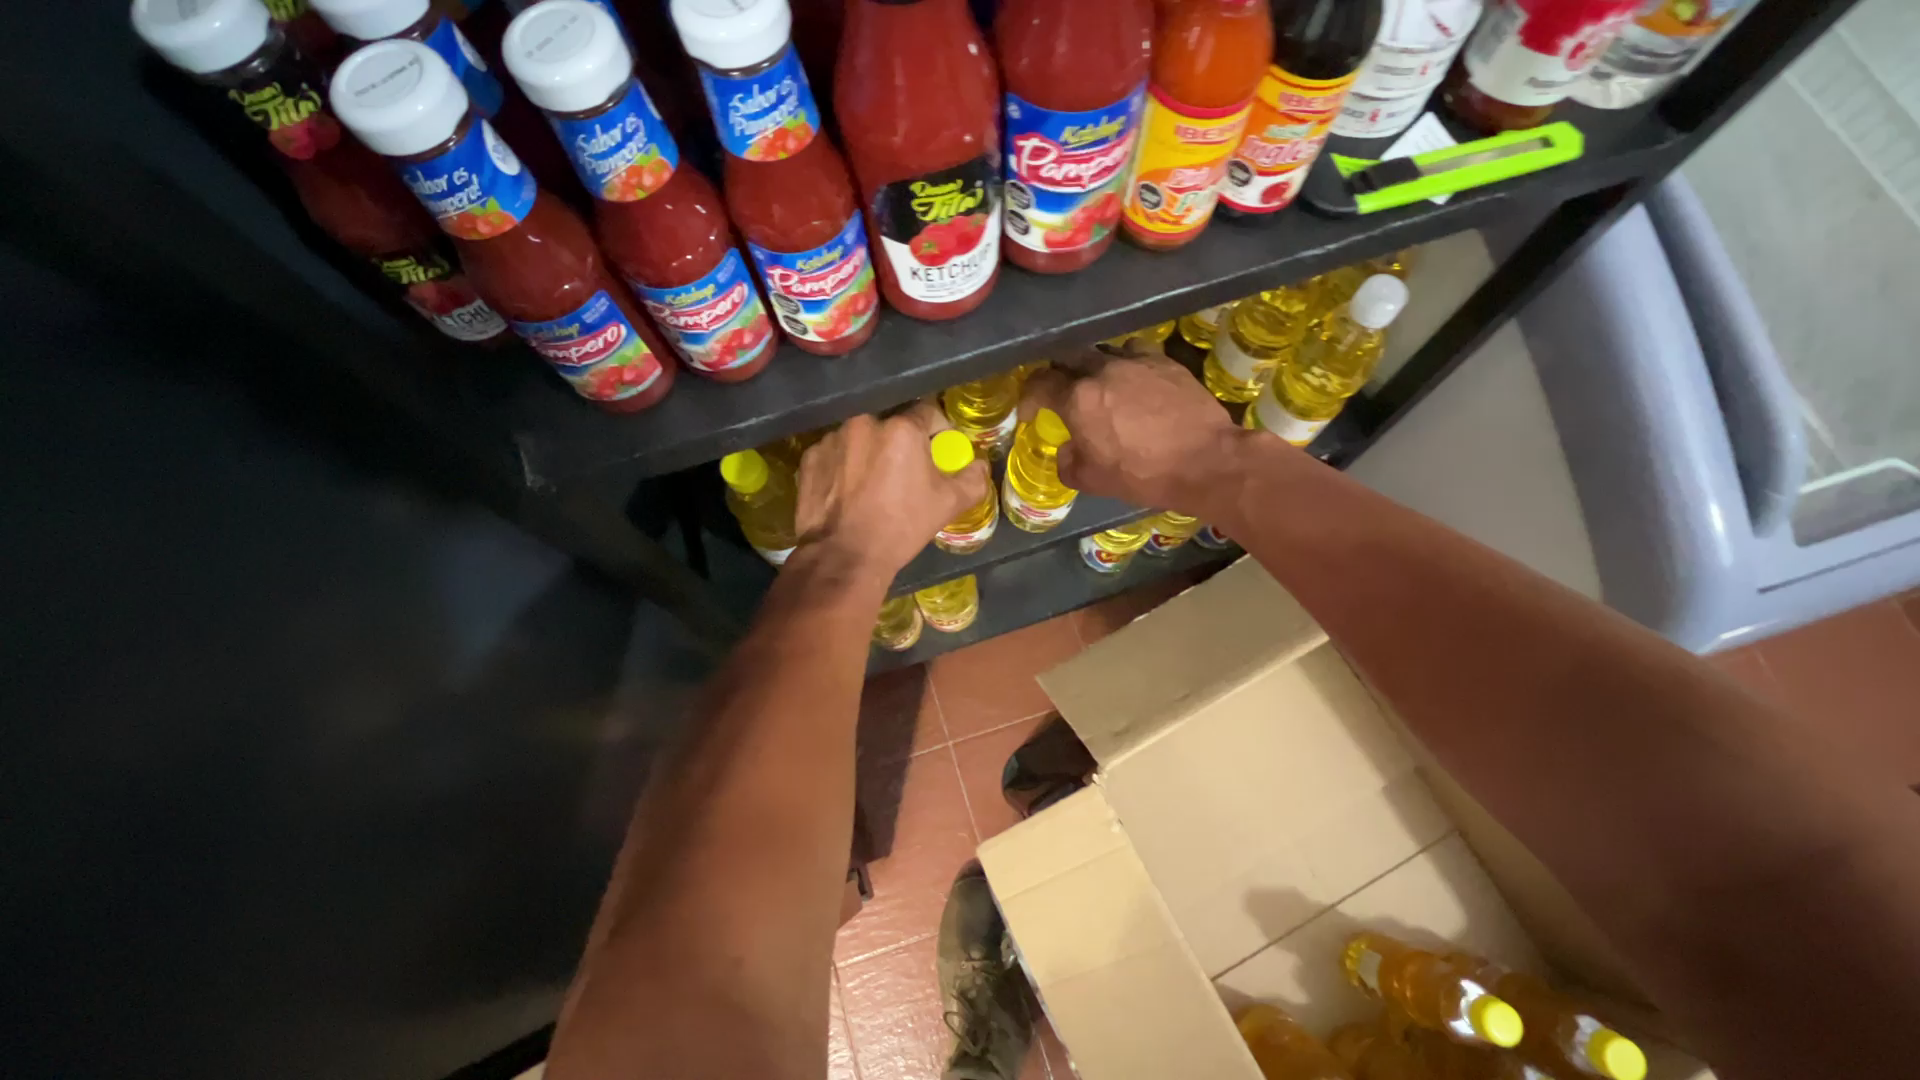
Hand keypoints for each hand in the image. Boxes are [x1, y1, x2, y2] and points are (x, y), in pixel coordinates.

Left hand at [793, 403, 990, 580]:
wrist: (844, 556)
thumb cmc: (901, 527)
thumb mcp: (947, 505)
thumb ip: (971, 479)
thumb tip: (979, 465)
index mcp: (901, 429)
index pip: (928, 413)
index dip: (937, 432)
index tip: (938, 452)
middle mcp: (864, 423)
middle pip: (891, 427)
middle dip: (900, 445)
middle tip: (903, 475)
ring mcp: (832, 439)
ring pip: (860, 439)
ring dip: (869, 454)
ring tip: (871, 487)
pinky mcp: (809, 458)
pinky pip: (835, 455)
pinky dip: (843, 467)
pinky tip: (847, 493)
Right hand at [1024, 352, 1246, 513]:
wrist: (1205, 461)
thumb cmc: (1143, 475)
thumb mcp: (1093, 480)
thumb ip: (1068, 462)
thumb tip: (1067, 450)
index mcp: (1078, 399)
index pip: (1039, 384)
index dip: (1028, 398)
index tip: (1029, 413)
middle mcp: (1102, 370)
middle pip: (1068, 357)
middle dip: (1057, 374)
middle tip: (1059, 392)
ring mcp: (1136, 361)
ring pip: (1102, 351)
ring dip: (1092, 366)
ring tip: (1097, 385)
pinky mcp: (1165, 362)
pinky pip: (1135, 353)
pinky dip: (1126, 364)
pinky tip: (1133, 380)